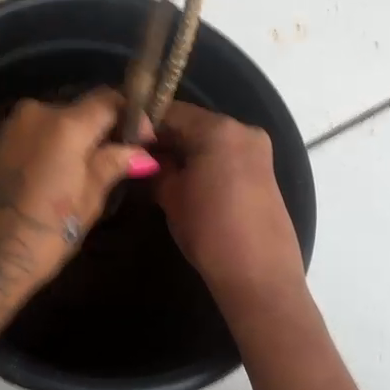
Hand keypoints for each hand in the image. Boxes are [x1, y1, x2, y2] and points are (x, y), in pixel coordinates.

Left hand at [0, 89, 160, 289]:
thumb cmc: (43, 233)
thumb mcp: (87, 201)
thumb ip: (111, 165)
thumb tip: (141, 152)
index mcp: (65, 124)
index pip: (108, 98)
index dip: (131, 113)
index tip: (145, 138)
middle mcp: (39, 111)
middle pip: (83, 108)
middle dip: (104, 128)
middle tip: (124, 157)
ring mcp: (16, 123)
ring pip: (60, 120)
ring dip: (80, 137)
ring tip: (95, 169)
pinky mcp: (1, 138)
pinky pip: (40, 132)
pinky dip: (56, 144)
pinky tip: (64, 172)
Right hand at [155, 101, 302, 300]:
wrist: (259, 278)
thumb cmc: (210, 231)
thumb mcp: (171, 195)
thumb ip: (156, 166)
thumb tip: (146, 155)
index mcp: (219, 129)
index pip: (171, 112)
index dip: (144, 124)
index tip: (124, 139)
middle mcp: (242, 130)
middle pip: (193, 123)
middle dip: (166, 138)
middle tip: (138, 157)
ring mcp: (258, 150)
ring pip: (210, 139)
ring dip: (185, 150)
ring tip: (159, 172)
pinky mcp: (264, 171)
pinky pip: (226, 154)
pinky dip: (205, 161)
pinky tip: (186, 181)